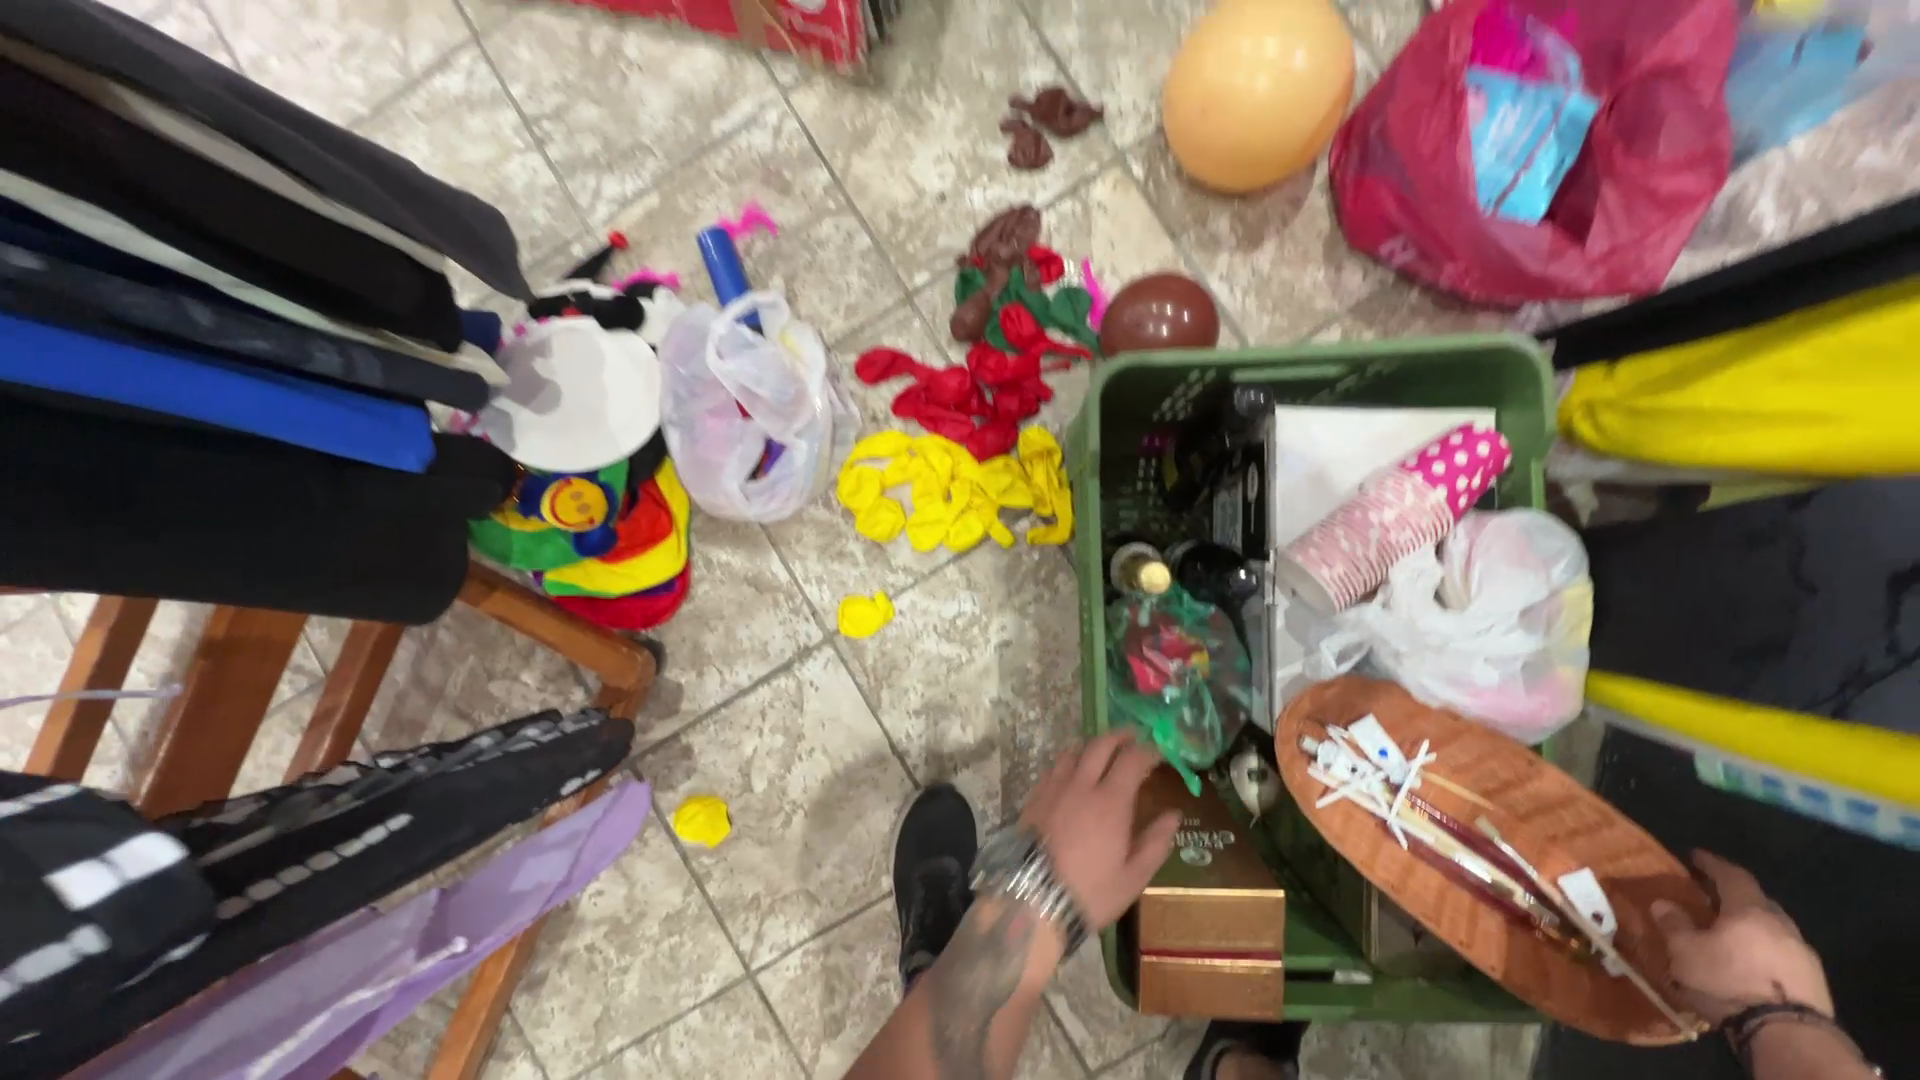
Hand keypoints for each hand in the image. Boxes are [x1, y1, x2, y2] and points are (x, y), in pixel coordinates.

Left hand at [1019, 733, 1181, 929]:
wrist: (1031, 900)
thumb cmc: (1090, 893)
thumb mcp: (1132, 877)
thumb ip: (1155, 842)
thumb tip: (1174, 815)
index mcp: (1110, 801)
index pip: (1132, 759)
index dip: (1148, 750)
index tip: (1159, 752)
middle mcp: (1081, 785)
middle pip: (1100, 745)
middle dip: (1119, 736)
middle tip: (1132, 737)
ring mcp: (1053, 788)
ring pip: (1072, 751)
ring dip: (1091, 745)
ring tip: (1101, 751)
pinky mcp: (1033, 797)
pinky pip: (1053, 767)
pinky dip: (1068, 761)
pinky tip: (1071, 772)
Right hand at [1650, 850, 1834, 1024]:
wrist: (1786, 1034)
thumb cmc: (1728, 981)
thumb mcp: (1685, 951)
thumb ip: (1674, 923)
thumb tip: (1664, 904)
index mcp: (1751, 912)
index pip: (1734, 876)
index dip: (1713, 864)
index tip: (1696, 855)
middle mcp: (1782, 927)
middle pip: (1759, 901)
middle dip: (1736, 895)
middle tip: (1712, 896)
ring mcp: (1803, 955)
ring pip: (1774, 928)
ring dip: (1752, 925)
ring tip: (1729, 931)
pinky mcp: (1814, 982)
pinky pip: (1783, 952)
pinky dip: (1764, 948)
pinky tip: (1749, 960)